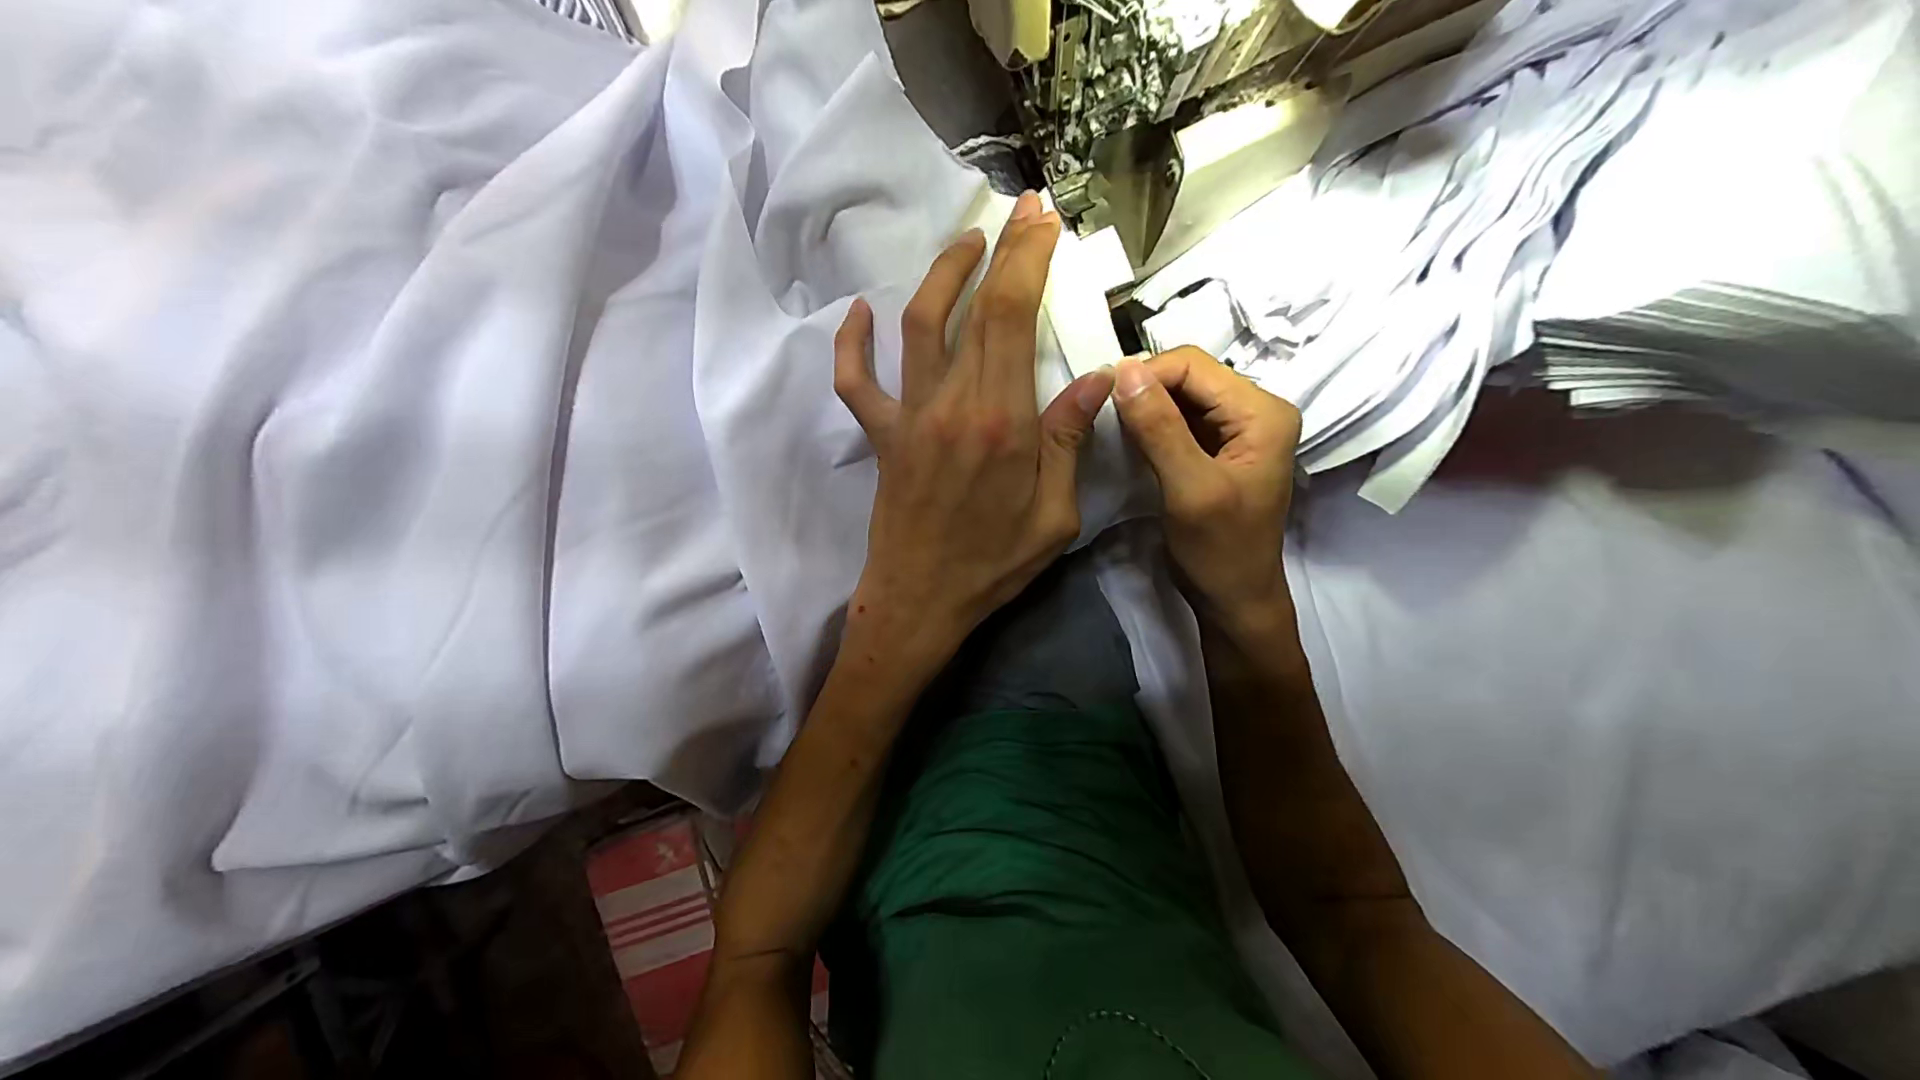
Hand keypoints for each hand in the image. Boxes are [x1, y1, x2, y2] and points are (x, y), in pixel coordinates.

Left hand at [834, 192, 1116, 663]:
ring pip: (916, 327)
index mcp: (1003, 422)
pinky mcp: (880, 437)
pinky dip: (852, 344)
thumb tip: (1098, 379)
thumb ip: (1069, 441)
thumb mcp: (1055, 516)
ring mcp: (908, 417)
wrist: (919, 602)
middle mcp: (952, 406)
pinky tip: (860, 312)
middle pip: (973, 308)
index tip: (1042, 219)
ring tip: (966, 245)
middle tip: (1020, 212)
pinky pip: (855, 382)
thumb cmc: (993, 566)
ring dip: (939, 276)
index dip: (1027, 259)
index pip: (1013, 317)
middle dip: (1000, 250)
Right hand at [1109, 346, 1301, 623]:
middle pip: (1188, 375)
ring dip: (1144, 405)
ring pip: (1180, 395)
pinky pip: (1179, 418)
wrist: (1233, 598)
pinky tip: (1129, 438)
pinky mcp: (1217, 446)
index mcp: (1263, 413)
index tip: (1103, 399)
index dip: (1145, 374)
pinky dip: (1151, 423)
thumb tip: (1123, 371)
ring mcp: (1237, 428)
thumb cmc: (1219, 551)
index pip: (1194, 365)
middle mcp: (1256, 410)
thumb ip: (1159, 429)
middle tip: (1103, 414)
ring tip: (1111, 425)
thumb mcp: (1189, 489)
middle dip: (1144, 388)